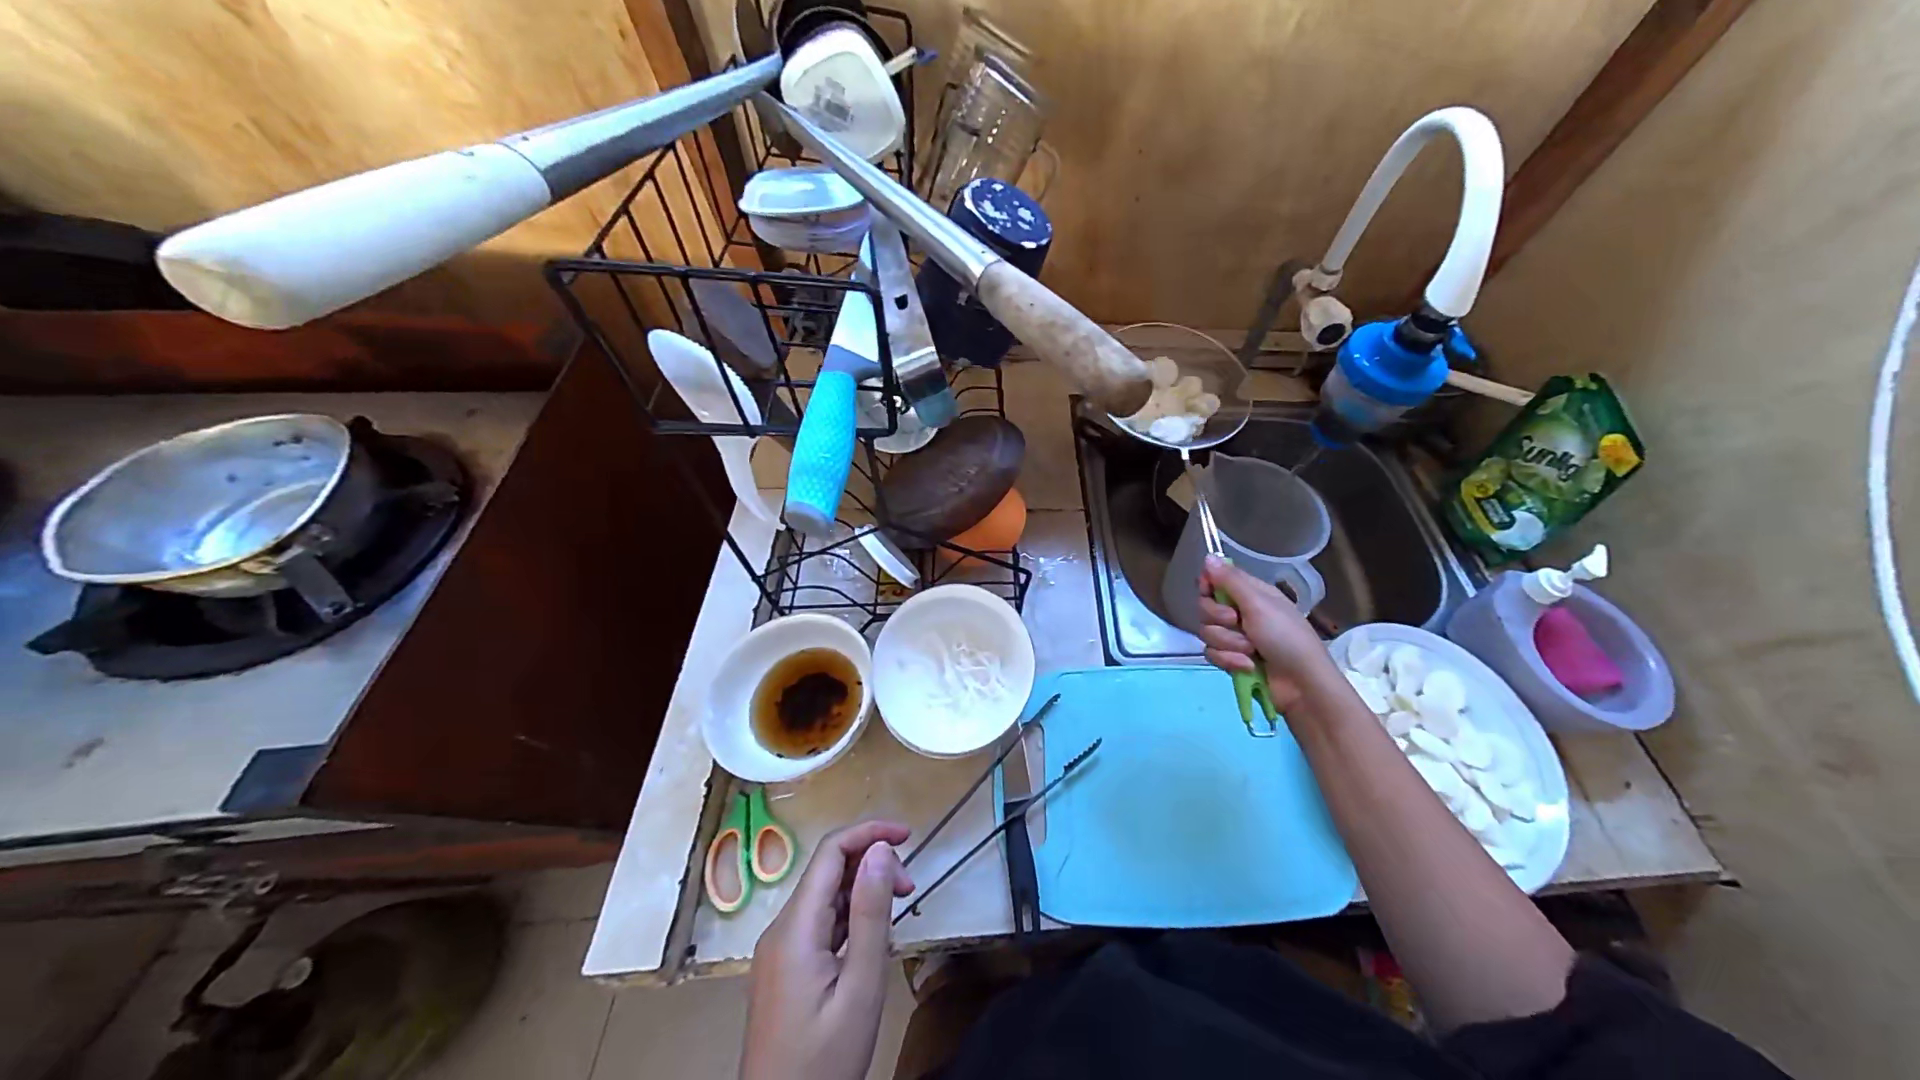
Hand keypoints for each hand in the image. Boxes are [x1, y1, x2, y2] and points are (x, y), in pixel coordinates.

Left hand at [743, 821, 914, 1079]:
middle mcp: (781, 929)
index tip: (908, 834)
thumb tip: (880, 851)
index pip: (830, 852)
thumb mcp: (860, 987)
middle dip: (871, 863)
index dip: (869, 832)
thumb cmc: (824, 1059)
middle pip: (827, 871)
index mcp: (795, 927)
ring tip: (899, 907)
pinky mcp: (784, 968)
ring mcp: (780, 950)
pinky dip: (849, 915)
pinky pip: (818, 923)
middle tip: (911, 890)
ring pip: (824, 896)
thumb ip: (870, 915)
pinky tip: (871, 935)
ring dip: (862, 889)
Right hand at [1196, 555, 1337, 711]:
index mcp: (1250, 593)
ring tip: (1251, 651)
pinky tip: (1248, 666)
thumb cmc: (1286, 638)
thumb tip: (1208, 555)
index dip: (1208, 585)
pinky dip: (1230, 661)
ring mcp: (1236, 638)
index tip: (1208, 591)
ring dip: (1229, 644)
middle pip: (1206, 608)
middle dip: (1219, 619)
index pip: (1215, 580)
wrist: (1302, 684)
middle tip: (1239, 624)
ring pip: (1207, 633)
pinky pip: (1213, 654)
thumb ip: (1230, 581)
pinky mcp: (1232, 659)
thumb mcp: (1259, 604)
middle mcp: (1241, 612)